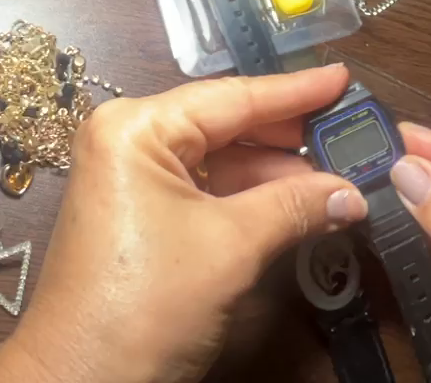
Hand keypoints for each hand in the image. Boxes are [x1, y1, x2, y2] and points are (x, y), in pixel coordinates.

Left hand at [0, 65, 367, 382]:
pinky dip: (247, 194)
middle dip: (287, 134)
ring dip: (273, 171)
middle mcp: (129, 134)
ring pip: (216, 157)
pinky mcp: (138, 206)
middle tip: (347, 130)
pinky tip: (295, 200)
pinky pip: (202, 186)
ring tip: (335, 172)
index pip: (229, 97)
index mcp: (137, 125)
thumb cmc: (145, 303)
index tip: (341, 77)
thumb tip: (351, 192)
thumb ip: (293, 207)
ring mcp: (130, 171)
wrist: (79, 381)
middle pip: (223, 123)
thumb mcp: (229, 248)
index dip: (292, 90)